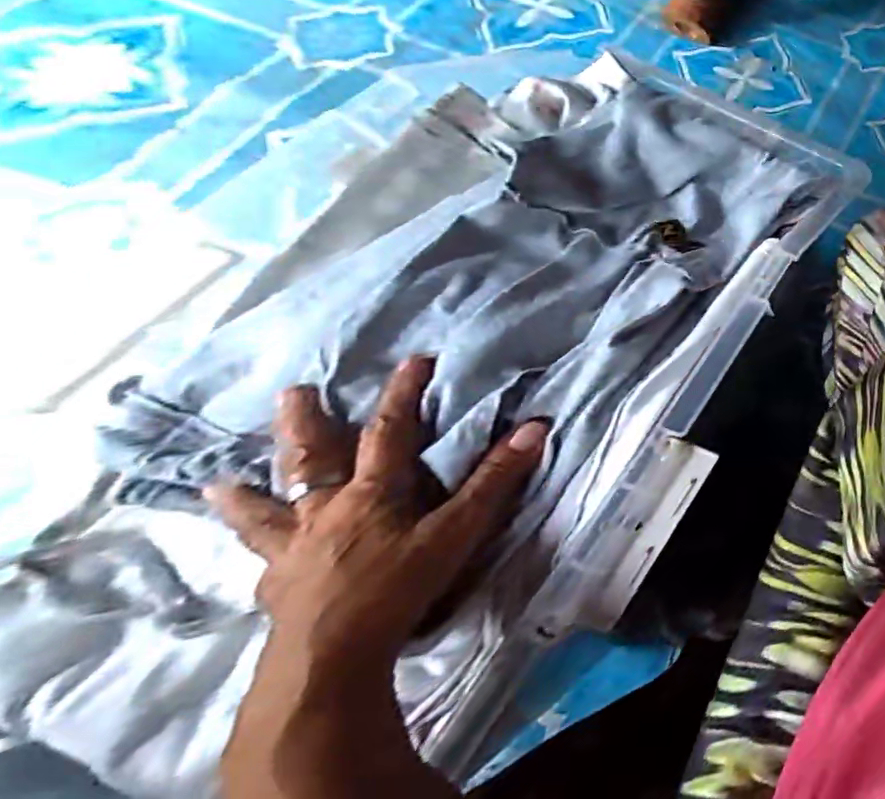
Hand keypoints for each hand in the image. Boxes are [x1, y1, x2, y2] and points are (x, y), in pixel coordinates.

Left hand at [205, 356, 546, 665]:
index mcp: (371, 492)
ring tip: (219, 482)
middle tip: (292, 392)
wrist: (330, 657)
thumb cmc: (399, 585)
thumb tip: (534, 428)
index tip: (414, 359)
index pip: (390, 430)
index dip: (403, 393)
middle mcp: (324, 511)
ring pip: (267, 511)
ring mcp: (293, 549)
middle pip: (312, 458)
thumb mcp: (459, 530)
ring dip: (246, 495)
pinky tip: (253, 562)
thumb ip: (495, 480)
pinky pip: (261, 563)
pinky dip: (256, 555)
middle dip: (305, 422)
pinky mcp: (277, 586)